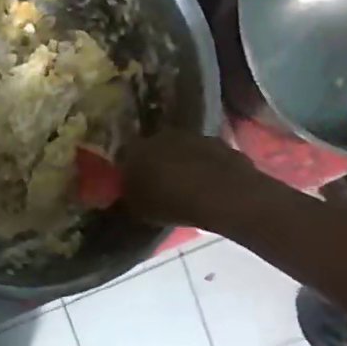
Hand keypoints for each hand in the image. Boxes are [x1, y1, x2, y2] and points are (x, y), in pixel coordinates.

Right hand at [114, 128, 257, 226]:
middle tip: (158, 181)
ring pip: (182, 149)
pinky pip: (206, 156)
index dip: (128, 167)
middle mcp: (162, 136)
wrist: (222, 195)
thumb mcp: (138, 208)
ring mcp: (194, 137)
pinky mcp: (221, 144)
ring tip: (186, 184)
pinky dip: (205, 167)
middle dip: (156, 161)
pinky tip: (208, 185)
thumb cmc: (170, 203)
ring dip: (182, 162)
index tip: (132, 181)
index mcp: (136, 150)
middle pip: (155, 147)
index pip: (124, 154)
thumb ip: (130, 196)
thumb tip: (129, 192)